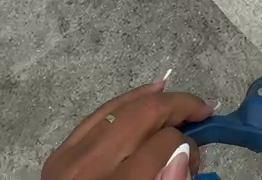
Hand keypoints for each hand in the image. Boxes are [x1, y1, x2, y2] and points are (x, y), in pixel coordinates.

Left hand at [42, 79, 212, 179]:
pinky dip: (127, 100)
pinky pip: (98, 113)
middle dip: (178, 107)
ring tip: (184, 101)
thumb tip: (183, 154)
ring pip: (121, 107)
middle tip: (203, 114)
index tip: (196, 158)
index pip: (161, 145)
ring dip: (156, 98)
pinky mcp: (58, 155)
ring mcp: (68, 159)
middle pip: (142, 117)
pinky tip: (151, 91)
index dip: (187, 145)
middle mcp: (87, 169)